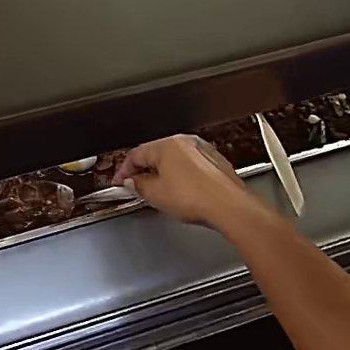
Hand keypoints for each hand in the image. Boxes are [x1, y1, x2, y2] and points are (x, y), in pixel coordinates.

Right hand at [112, 134, 262, 229]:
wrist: (229, 207)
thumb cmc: (196, 197)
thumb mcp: (155, 194)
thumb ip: (138, 184)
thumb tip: (134, 181)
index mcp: (166, 145)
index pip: (136, 154)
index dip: (124, 170)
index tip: (120, 181)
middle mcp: (185, 142)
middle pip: (156, 155)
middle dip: (145, 172)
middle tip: (138, 188)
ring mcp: (202, 151)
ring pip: (175, 161)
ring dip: (165, 175)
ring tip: (162, 195)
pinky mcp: (216, 162)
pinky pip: (191, 167)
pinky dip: (183, 177)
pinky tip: (183, 194)